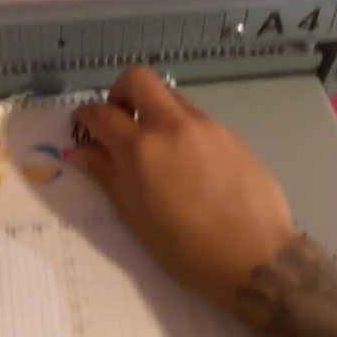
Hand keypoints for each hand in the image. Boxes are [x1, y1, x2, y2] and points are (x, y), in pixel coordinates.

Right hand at [72, 67, 294, 310]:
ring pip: (172, 96)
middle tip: (120, 120)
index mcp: (142, 148)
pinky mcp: (232, 134)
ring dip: (155, 110)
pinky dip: (183, 129)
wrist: (256, 257)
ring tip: (157, 147)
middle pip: (139, 79)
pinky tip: (191, 165)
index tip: (82, 123)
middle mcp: (173, 125)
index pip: (102, 113)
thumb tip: (81, 151)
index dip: (85, 115)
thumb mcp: (135, 216)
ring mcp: (207, 125)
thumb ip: (106, 175)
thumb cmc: (185, 248)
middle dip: (121, 92)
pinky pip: (198, 119)